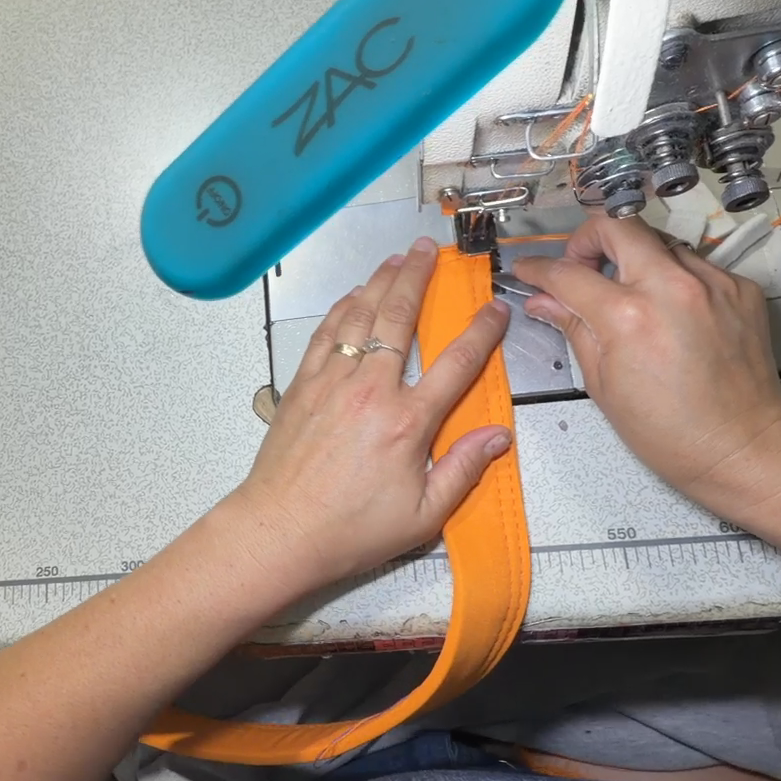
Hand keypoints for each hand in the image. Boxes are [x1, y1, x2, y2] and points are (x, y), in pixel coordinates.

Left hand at [228, 236, 512, 590]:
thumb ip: (464, 470)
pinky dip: (342, 308)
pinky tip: (352, 296)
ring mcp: (331, 382)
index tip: (495, 310)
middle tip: (429, 251)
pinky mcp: (302, 385)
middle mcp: (370, 390)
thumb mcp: (423, 515)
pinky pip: (325, 333)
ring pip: (359, 315)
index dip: (482, 331)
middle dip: (417, 276)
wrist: (281, 530)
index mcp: (407, 421)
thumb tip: (499, 437)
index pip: (457, 363)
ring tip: (395, 259)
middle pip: (399, 317)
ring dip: (379, 282)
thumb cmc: (350, 529)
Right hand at [510, 213, 780, 520]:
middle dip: (587, 240)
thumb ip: (572, 327)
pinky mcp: (741, 287)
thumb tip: (542, 301)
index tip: (528, 270)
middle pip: (616, 225)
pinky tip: (669, 314)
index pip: (567, 273)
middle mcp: (672, 286)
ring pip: (657, 241)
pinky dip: (671, 279)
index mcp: (628, 316)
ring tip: (627, 295)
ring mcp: (713, 282)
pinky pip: (693, 265)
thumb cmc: (666, 430)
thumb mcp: (601, 383)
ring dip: (632, 260)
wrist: (741, 446)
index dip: (537, 269)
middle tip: (579, 268)